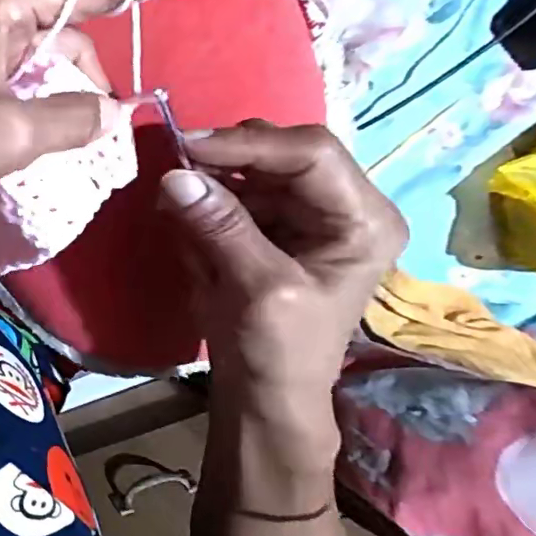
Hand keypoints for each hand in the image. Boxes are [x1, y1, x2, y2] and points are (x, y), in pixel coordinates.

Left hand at [0, 0, 227, 222]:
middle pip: (69, 28)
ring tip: (54, 142)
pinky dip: (41, 103)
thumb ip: (73, 116)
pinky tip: (41, 134)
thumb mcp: (10, 136)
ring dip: (64, 97)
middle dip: (89, 78)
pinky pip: (24, 75)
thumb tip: (111, 111)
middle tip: (94, 131)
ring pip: (49, 57)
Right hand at [161, 122, 406, 465]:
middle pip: (282, 151)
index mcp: (363, 219)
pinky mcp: (269, 224)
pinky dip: (203, 199)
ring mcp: (302, 212)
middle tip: (174, 164)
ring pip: (251, 166)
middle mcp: (339, 205)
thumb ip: (221, 227)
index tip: (187, 146)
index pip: (312, 153)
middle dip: (227, 156)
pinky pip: (232, 191)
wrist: (264, 391)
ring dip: (209, 178)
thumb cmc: (279, 349)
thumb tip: (173, 176)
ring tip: (173, 197)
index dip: (249, 144)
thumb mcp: (257, 288)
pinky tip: (184, 218)